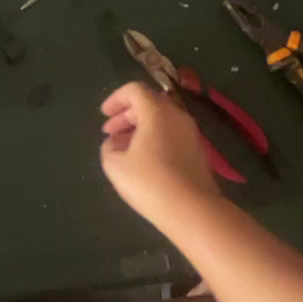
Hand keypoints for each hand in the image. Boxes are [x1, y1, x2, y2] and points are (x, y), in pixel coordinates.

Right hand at [99, 81, 222, 227]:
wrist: (194, 211)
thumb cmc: (150, 182)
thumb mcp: (115, 166)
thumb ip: (108, 148)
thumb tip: (114, 143)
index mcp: (157, 112)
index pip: (135, 90)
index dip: (116, 99)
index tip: (104, 115)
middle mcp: (177, 116)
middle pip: (149, 103)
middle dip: (126, 115)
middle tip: (110, 133)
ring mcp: (191, 134)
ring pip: (162, 120)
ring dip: (140, 128)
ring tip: (124, 149)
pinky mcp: (198, 152)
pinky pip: (172, 135)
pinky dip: (155, 139)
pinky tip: (144, 161)